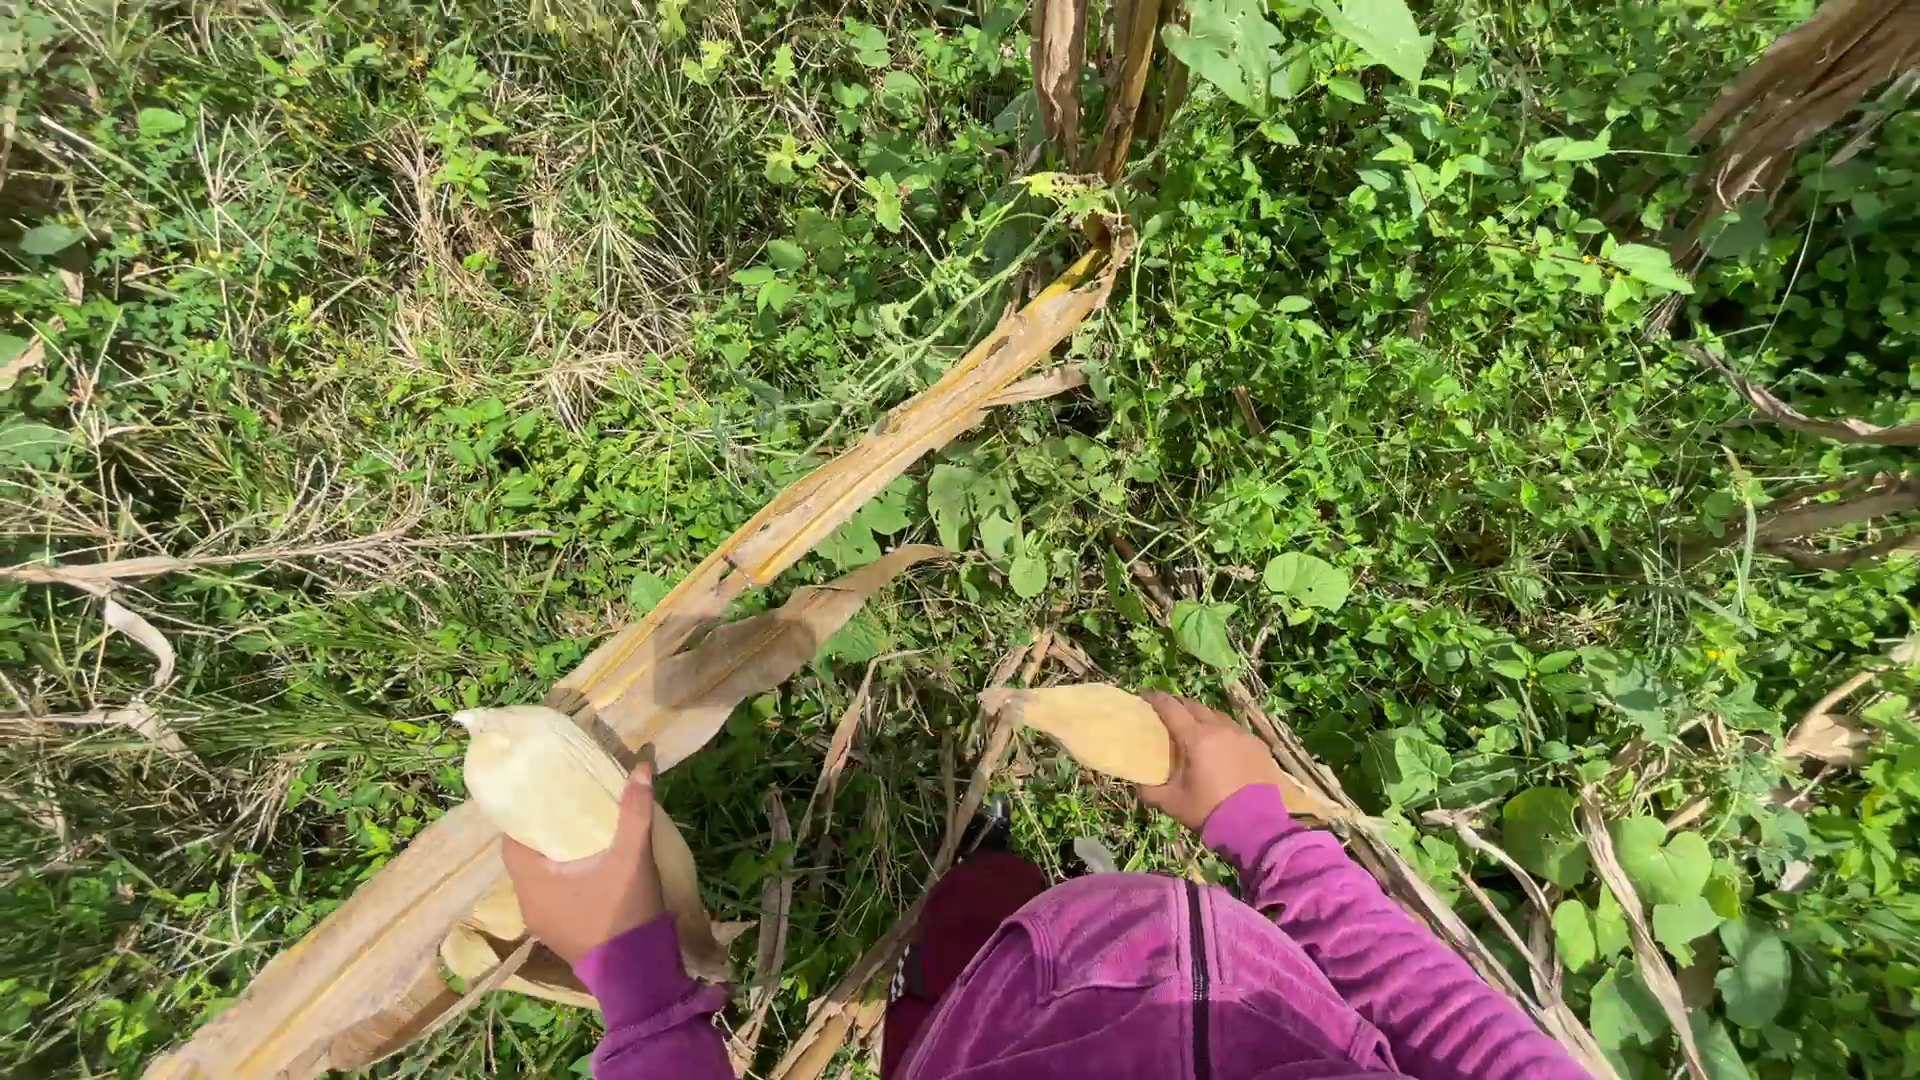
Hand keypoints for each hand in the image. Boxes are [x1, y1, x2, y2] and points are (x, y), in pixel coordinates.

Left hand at [501, 760, 666, 965]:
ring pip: (541, 879)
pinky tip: (592, 867)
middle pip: (527, 859)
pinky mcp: (560, 933)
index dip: (526, 818)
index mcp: (534, 882)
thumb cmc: (624, 909)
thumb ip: (635, 811)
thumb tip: (640, 767)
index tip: (548, 798)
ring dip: (557, 857)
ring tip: (584, 833)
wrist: (635, 969)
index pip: (512, 842)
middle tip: (572, 808)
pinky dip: (566, 877)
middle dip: (546, 833)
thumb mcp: (633, 855)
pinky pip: (553, 896)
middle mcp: (529, 903)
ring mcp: (543, 923)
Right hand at [1137, 693, 1287, 831]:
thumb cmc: (1210, 811)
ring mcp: (1242, 735)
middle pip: (1194, 706)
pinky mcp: (1258, 745)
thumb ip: (1150, 791)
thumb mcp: (1173, 803)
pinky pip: (1235, 729)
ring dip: (1202, 716)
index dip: (1155, 699)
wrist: (1257, 828)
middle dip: (1178, 705)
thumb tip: (1137, 784)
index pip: (1171, 708)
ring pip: (1216, 715)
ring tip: (1195, 727)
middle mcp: (1219, 729)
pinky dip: (1223, 731)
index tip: (1145, 696)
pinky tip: (1221, 745)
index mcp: (1196, 738)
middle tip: (1167, 712)